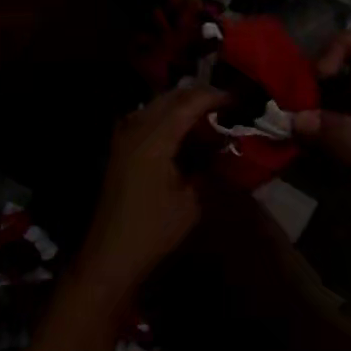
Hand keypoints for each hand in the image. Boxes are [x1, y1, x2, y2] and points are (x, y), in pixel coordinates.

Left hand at [80, 85, 230, 292]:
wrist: (111, 254)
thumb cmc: (155, 230)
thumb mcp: (192, 201)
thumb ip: (208, 168)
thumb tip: (223, 148)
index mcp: (153, 141)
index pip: (188, 104)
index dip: (215, 97)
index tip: (239, 100)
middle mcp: (135, 131)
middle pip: (170, 98)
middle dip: (199, 96)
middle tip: (227, 106)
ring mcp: (124, 138)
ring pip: (157, 106)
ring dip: (183, 106)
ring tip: (211, 117)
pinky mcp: (121, 150)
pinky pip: (148, 120)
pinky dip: (169, 119)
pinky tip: (187, 133)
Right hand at [290, 32, 350, 213]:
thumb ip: (342, 136)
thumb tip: (295, 118)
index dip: (342, 48)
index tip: (319, 73)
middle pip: (340, 74)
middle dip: (310, 81)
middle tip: (286, 102)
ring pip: (327, 105)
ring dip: (301, 111)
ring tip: (276, 124)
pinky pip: (322, 138)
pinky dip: (302, 140)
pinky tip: (284, 148)